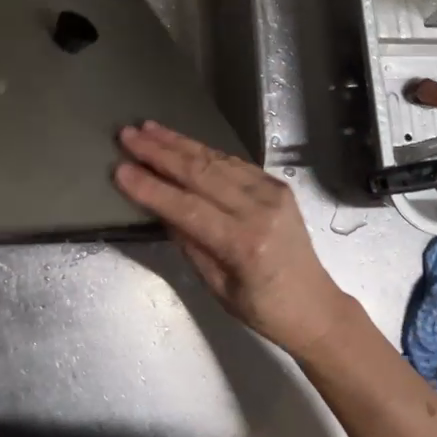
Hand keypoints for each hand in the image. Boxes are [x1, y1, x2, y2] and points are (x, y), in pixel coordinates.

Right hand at [113, 121, 359, 358]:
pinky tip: (180, 141)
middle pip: (200, 173)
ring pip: (215, 160)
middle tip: (128, 135)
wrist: (316, 306)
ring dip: (178, 143)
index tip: (120, 169)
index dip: (151, 187)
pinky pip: (232, 162)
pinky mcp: (276, 185)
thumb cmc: (262, 309)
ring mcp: (271, 193)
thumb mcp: (217, 286)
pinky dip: (203, 150)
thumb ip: (188, 243)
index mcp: (244, 245)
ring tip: (147, 128)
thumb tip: (158, 206)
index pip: (187, 208)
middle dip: (159, 153)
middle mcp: (260, 211)